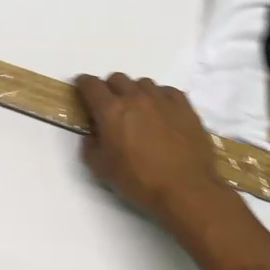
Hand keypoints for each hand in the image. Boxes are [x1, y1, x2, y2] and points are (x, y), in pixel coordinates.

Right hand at [75, 72, 240, 235]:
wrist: (186, 191)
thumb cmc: (138, 181)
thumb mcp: (100, 167)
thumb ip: (90, 145)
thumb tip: (93, 134)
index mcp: (110, 110)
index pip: (90, 84)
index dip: (83, 85)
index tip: (83, 93)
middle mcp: (135, 98)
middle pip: (117, 78)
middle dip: (110, 89)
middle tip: (112, 108)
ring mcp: (163, 101)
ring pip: (143, 83)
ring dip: (135, 92)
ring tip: (139, 111)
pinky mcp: (186, 108)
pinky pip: (168, 91)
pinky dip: (160, 97)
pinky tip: (162, 113)